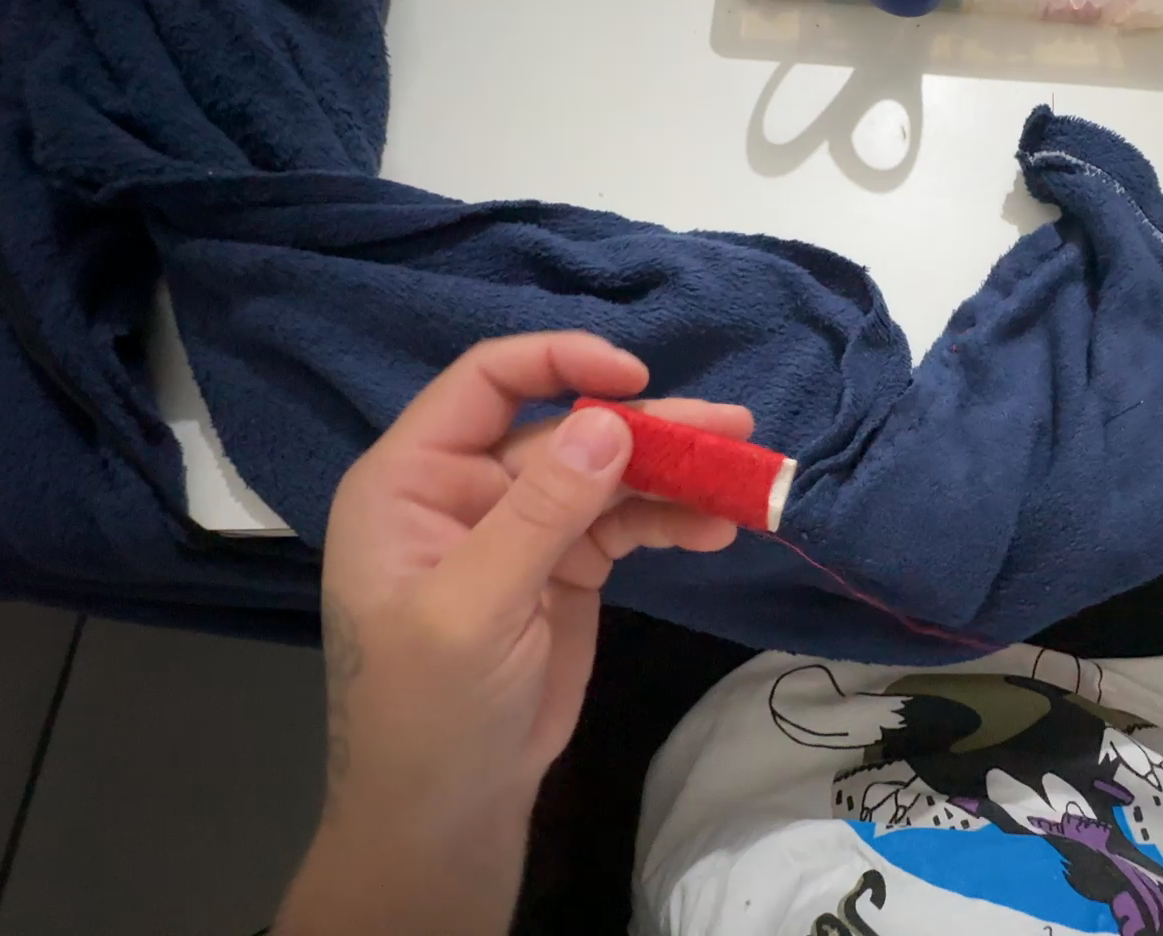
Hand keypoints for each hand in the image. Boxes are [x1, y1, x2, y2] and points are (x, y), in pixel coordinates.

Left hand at [275, 331, 751, 935]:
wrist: (456, 801)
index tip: (637, 376)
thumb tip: (608, 421)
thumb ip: (540, 512)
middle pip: (574, 429)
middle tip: (731, 425)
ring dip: (678, 475)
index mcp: (418, 478)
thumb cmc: (431, 707)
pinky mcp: (574, 558)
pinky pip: (631, 521)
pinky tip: (717, 528)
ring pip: (614, 474)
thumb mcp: (475, 608)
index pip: (489, 382)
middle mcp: (476, 486)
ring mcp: (531, 523)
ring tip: (744, 476)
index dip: (561, 361)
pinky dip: (674, 521)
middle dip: (653, 428)